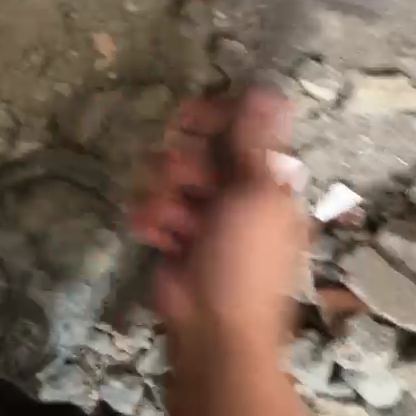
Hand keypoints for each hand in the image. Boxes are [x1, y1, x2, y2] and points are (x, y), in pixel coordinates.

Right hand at [133, 87, 306, 347]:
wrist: (212, 327)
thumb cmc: (246, 262)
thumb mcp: (257, 196)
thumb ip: (256, 142)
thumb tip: (270, 89)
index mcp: (262, 176)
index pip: (231, 122)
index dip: (207, 116)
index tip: (189, 121)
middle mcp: (230, 186)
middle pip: (189, 143)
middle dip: (180, 163)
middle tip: (189, 186)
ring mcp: (197, 208)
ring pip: (161, 171)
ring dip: (163, 197)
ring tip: (177, 224)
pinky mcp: (167, 227)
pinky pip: (145, 201)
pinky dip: (150, 220)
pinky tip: (161, 239)